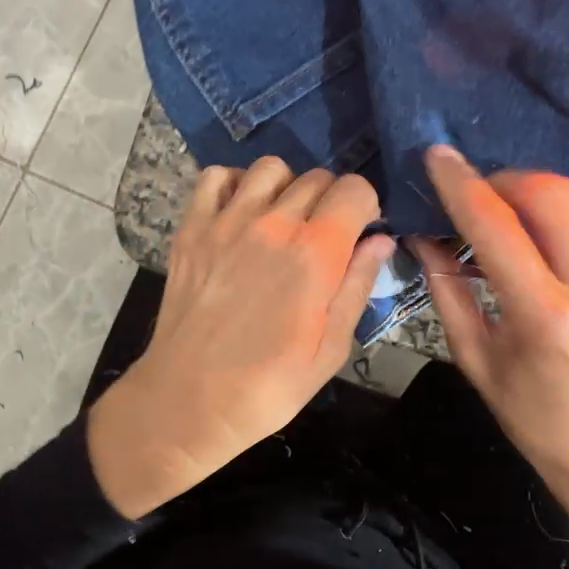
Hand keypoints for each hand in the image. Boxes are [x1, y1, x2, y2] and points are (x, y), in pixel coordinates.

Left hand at [88, 157, 392, 519]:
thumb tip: (380, 241)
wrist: (188, 400)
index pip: (354, 188)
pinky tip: (239, 212)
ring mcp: (226, 221)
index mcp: (315, 253)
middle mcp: (272, 223)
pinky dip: (233, 183)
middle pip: (316, 177)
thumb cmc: (268, 386)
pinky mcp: (191, 228)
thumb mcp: (331, 349)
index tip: (359, 231)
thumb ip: (357, 286)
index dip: (365, 206)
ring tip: (281, 219)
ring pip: (269, 167)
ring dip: (285, 186)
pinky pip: (215, 177)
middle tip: (322, 235)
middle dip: (330, 199)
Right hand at [416, 145, 568, 519]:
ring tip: (510, 229)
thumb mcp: (474, 356)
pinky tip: (549, 253)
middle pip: (550, 195)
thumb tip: (423, 233)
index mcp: (549, 318)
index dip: (462, 185)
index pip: (497, 227)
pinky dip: (565, 229)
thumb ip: (447, 288)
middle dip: (505, 180)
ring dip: (534, 205)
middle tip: (478, 194)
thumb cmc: (531, 414)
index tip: (438, 156)